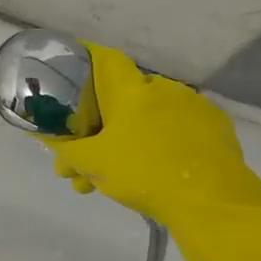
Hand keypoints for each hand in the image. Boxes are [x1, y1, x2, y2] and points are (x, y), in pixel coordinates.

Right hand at [41, 43, 260, 219]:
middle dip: (98, 125)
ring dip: (126, 139)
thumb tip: (45, 136)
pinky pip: (175, 129)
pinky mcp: (216, 130)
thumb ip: (65, 148)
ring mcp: (194, 108)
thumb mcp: (92, 164)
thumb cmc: (145, 174)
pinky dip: (157, 143)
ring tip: (111, 180)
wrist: (213, 204)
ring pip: (148, 117)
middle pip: (122, 97)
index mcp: (132, 89)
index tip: (68, 66)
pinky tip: (149, 170)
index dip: (83, 57)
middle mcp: (163, 89)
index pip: (103, 58)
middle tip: (84, 154)